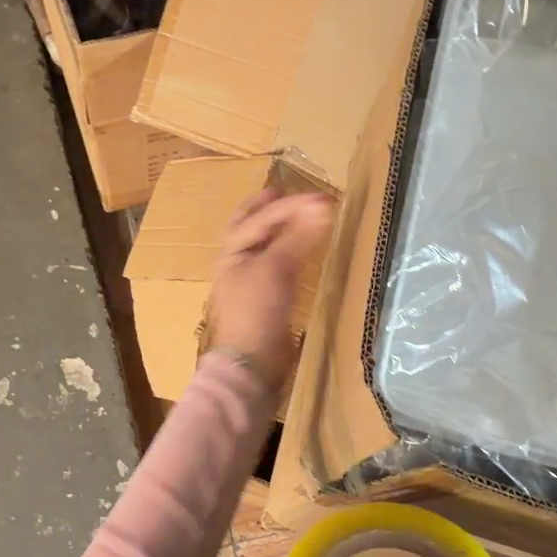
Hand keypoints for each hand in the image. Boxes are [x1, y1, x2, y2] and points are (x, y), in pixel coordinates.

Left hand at [204, 187, 333, 392]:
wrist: (251, 363)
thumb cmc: (256, 312)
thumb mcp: (275, 268)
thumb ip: (297, 236)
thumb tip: (322, 206)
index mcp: (232, 251)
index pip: (261, 217)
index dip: (291, 205)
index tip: (325, 199)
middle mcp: (236, 263)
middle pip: (249, 227)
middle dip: (266, 210)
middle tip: (283, 192)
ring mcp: (248, 283)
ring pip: (263, 247)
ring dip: (280, 230)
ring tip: (298, 219)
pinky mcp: (264, 302)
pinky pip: (275, 267)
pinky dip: (289, 254)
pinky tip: (301, 255)